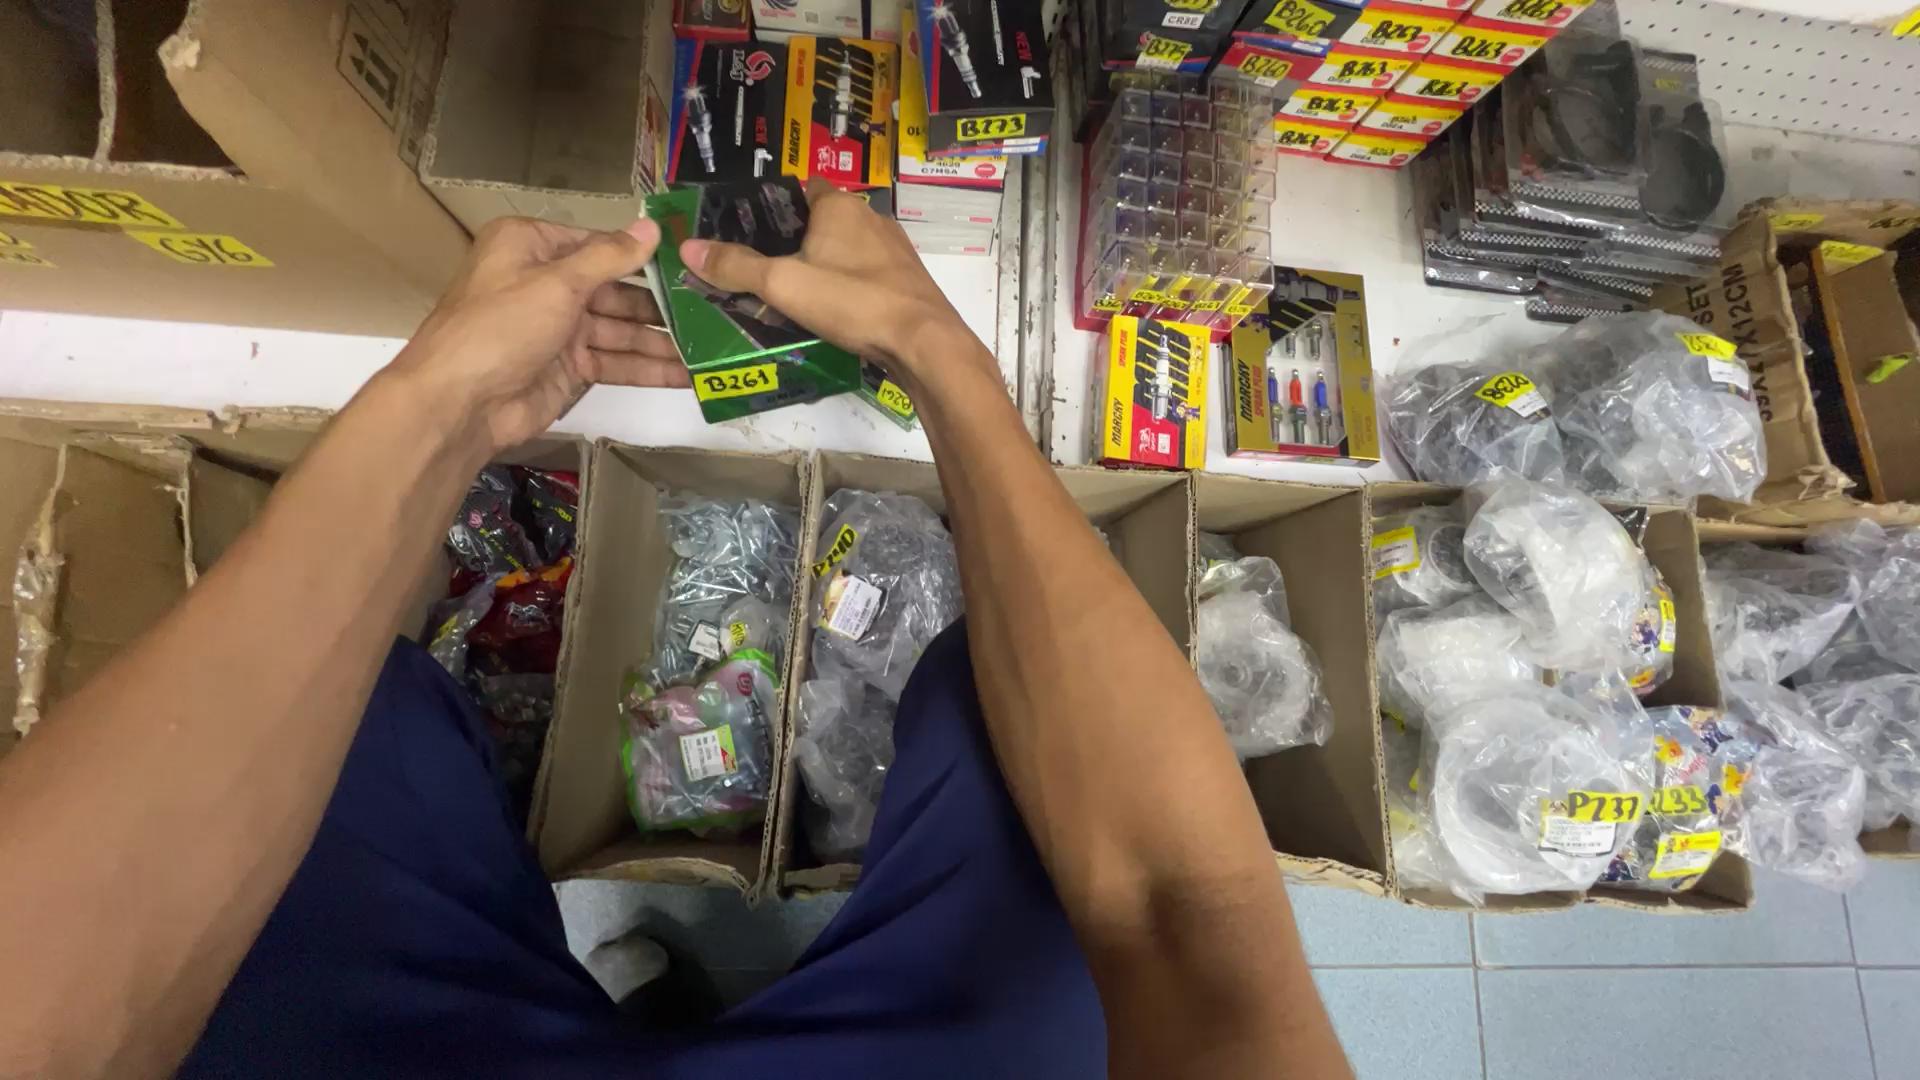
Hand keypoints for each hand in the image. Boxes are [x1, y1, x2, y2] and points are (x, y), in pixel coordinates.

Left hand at [390, 217, 686, 453]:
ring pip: (622, 332)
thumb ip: (610, 257)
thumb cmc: (501, 326)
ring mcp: (562, 329)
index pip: (600, 246)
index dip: (644, 257)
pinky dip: (649, 369)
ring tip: (709, 350)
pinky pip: (618, 363)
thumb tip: (652, 227)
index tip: (690, 266)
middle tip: (712, 314)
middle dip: (661, 307)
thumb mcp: (557, 283)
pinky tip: (686, 375)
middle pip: (617, 292)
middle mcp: (548, 284)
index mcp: (533, 248)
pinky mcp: (572, 368)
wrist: (464, 402)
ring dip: (662, 343)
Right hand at [679, 180, 980, 383]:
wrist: (924, 342)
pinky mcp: (910, 284)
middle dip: (799, 243)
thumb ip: (736, 267)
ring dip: (827, 269)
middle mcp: (872, 218)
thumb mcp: (784, 284)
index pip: (802, 188)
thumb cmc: (853, 301)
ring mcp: (896, 252)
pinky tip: (840, 316)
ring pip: (850, 253)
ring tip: (800, 299)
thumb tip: (688, 248)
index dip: (775, 207)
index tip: (753, 234)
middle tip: (770, 273)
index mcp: (839, 205)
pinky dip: (852, 291)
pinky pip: (870, 279)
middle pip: (825, 223)